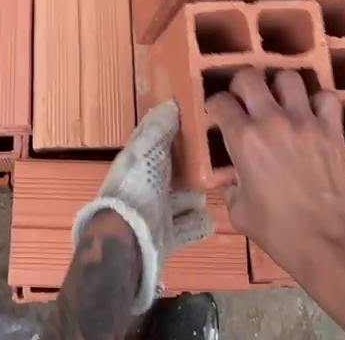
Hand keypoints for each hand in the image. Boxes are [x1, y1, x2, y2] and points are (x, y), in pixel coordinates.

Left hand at [71, 100, 213, 312]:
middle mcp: (145, 186)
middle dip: (187, 164)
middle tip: (211, 155)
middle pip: (169, 171)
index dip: (171, 130)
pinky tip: (211, 217)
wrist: (130, 241)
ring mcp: (156, 213)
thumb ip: (159, 129)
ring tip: (214, 185)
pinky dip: (198, 223)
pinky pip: (187, 228)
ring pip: (179, 199)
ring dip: (193, 194)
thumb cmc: (137, 188)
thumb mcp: (146, 151)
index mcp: (137, 161)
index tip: (194, 120)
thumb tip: (170, 103)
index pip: (155, 140)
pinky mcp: (167, 237)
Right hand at [204, 68, 344, 283]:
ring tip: (280, 102)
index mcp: (244, 139)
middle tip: (244, 100)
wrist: (328, 243)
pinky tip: (312, 114)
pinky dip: (318, 102)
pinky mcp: (331, 129)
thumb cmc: (279, 232)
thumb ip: (230, 184)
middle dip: (241, 85)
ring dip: (280, 87)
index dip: (215, 106)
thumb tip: (231, 175)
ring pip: (288, 77)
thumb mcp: (239, 211)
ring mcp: (305, 121)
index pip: (220, 101)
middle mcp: (272, 120)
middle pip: (249, 76)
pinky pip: (326, 98)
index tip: (218, 115)